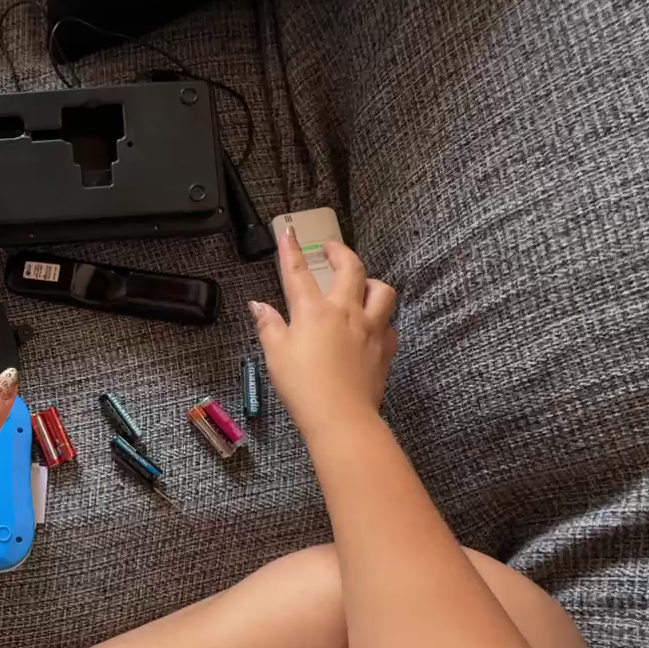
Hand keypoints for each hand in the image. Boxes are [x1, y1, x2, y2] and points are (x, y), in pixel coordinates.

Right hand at [248, 229, 398, 438]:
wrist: (340, 414)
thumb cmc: (302, 384)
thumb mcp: (275, 353)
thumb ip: (268, 325)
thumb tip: (259, 306)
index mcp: (314, 311)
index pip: (298, 272)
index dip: (291, 250)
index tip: (289, 232)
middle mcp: (346, 312)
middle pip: (351, 269)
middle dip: (340, 252)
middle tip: (331, 248)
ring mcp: (371, 328)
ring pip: (382, 291)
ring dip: (371, 282)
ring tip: (362, 284)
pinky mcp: (385, 347)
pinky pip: (389, 323)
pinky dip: (381, 318)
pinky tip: (371, 325)